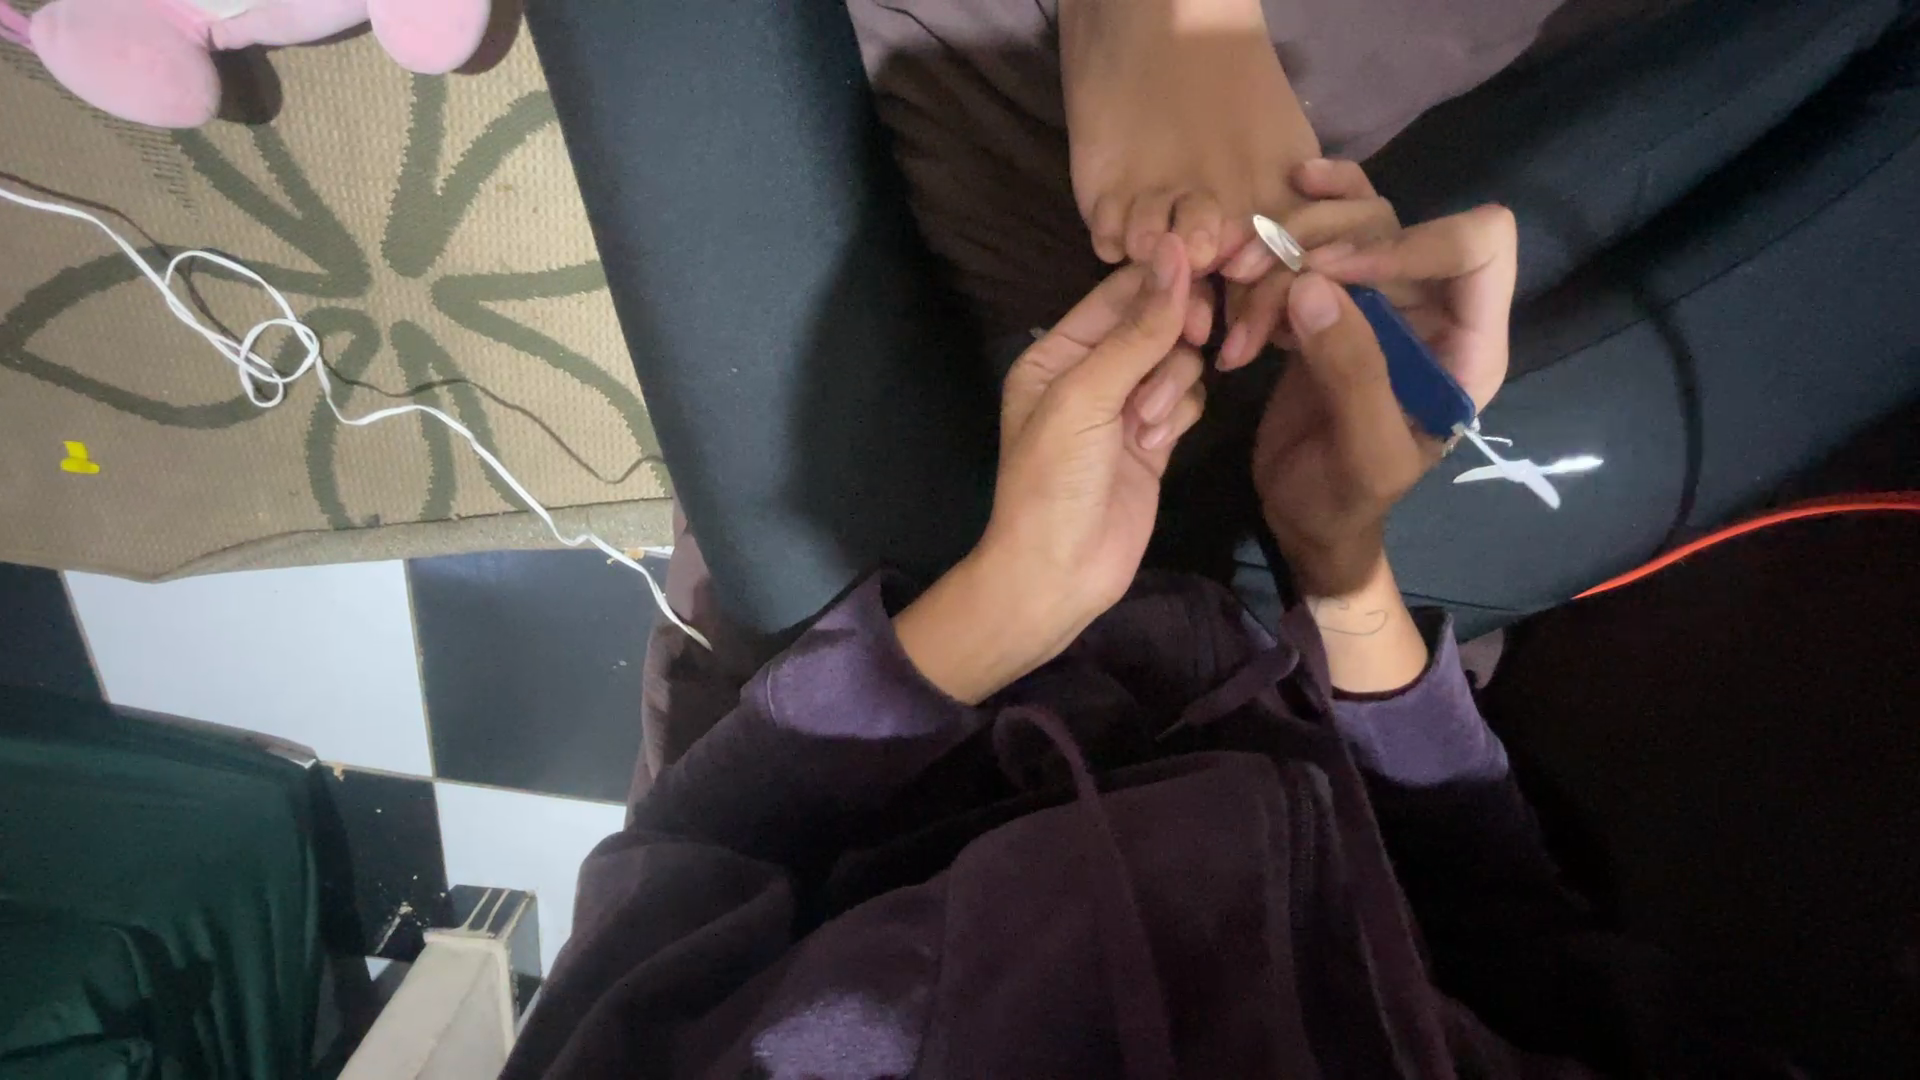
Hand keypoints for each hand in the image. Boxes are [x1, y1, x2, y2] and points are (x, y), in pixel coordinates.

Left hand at [897, 234, 1209, 702]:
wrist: (1060, 571)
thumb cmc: (1053, 480)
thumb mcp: (1084, 398)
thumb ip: (1134, 331)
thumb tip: (1173, 252)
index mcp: (1055, 354)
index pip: (1117, 294)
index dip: (1163, 283)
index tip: (1204, 285)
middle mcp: (1089, 374)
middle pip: (1155, 322)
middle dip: (1172, 339)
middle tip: (1195, 346)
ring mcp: (1123, 408)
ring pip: (1177, 361)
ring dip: (1172, 385)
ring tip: (1146, 426)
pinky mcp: (1154, 441)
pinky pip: (1187, 400)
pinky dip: (1180, 414)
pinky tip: (1156, 446)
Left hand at [1062, 0, 1320, 270]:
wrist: (1154, 18)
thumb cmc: (1230, 69)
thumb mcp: (1279, 142)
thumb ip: (1280, 216)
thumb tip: (1284, 271)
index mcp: (1256, 211)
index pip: (1262, 280)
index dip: (1255, 296)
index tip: (1248, 287)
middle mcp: (1206, 224)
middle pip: (1204, 285)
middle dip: (1199, 281)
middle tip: (1202, 242)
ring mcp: (1156, 217)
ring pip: (1155, 266)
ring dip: (1154, 241)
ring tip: (1155, 196)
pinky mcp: (1107, 207)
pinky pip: (1109, 245)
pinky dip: (1113, 228)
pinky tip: (1119, 193)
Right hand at [1252, 203, 1518, 596]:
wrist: (1302, 516)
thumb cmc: (1347, 499)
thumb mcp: (1363, 454)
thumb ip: (1353, 373)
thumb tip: (1311, 285)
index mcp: (1466, 341)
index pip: (1475, 245)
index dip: (1408, 243)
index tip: (1329, 272)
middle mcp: (1426, 308)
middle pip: (1389, 224)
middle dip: (1314, 242)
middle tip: (1246, 273)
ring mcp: (1371, 306)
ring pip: (1336, 233)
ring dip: (1277, 251)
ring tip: (1233, 283)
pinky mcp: (1321, 313)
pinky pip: (1299, 261)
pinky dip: (1264, 261)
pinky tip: (1237, 272)